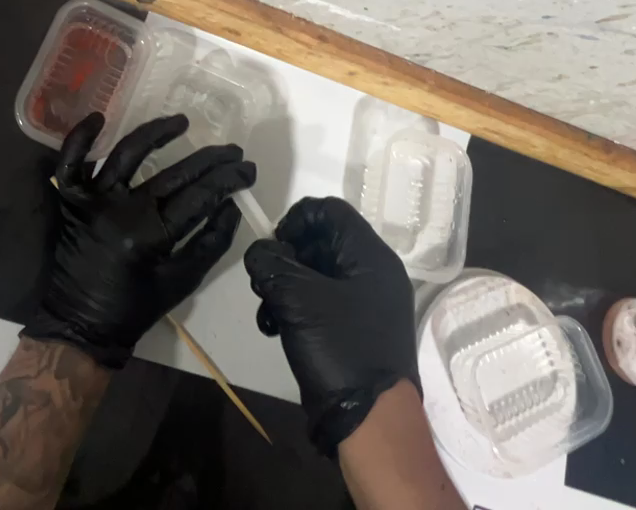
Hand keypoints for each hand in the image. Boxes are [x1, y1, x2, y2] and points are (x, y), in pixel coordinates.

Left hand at [24, 112, 256, 368]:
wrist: (79, 325)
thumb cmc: (135, 308)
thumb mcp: (182, 281)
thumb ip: (212, 242)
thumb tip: (232, 204)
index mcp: (150, 236)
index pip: (199, 197)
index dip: (228, 180)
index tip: (247, 169)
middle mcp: (121, 211)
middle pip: (173, 174)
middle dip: (209, 160)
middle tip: (233, 150)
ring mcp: (92, 201)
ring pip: (126, 154)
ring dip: (157, 133)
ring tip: (182, 122)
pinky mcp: (70, 200)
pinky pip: (70, 163)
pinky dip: (80, 138)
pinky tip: (99, 118)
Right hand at [246, 196, 418, 455]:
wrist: (371, 425)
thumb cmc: (340, 350)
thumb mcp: (296, 298)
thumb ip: (271, 263)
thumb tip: (262, 252)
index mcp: (370, 256)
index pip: (329, 210)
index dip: (296, 219)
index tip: (274, 246)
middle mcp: (373, 273)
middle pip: (320, 242)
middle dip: (285, 258)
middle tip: (264, 282)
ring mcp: (366, 303)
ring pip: (315, 274)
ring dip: (284, 286)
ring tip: (267, 312)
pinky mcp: (356, 330)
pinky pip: (320, 301)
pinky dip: (295, 308)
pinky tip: (276, 329)